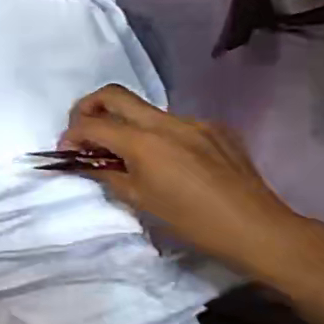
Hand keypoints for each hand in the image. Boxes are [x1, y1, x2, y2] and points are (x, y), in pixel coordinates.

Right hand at [60, 84, 320, 278]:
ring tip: (123, 154)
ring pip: (144, 111)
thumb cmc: (190, 220)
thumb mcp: (137, 199)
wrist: (257, 228)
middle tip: (82, 131)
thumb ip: (107, 173)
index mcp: (144, 142)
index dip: (70, 135)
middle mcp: (167, 123)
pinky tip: (164, 161)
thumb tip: (86, 162)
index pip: (91, 124)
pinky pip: (173, 124)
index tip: (66, 151)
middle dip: (88, 108)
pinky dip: (155, 135)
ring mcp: (194, 123)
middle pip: (114, 95)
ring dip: (124, 124)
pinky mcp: (215, 130)